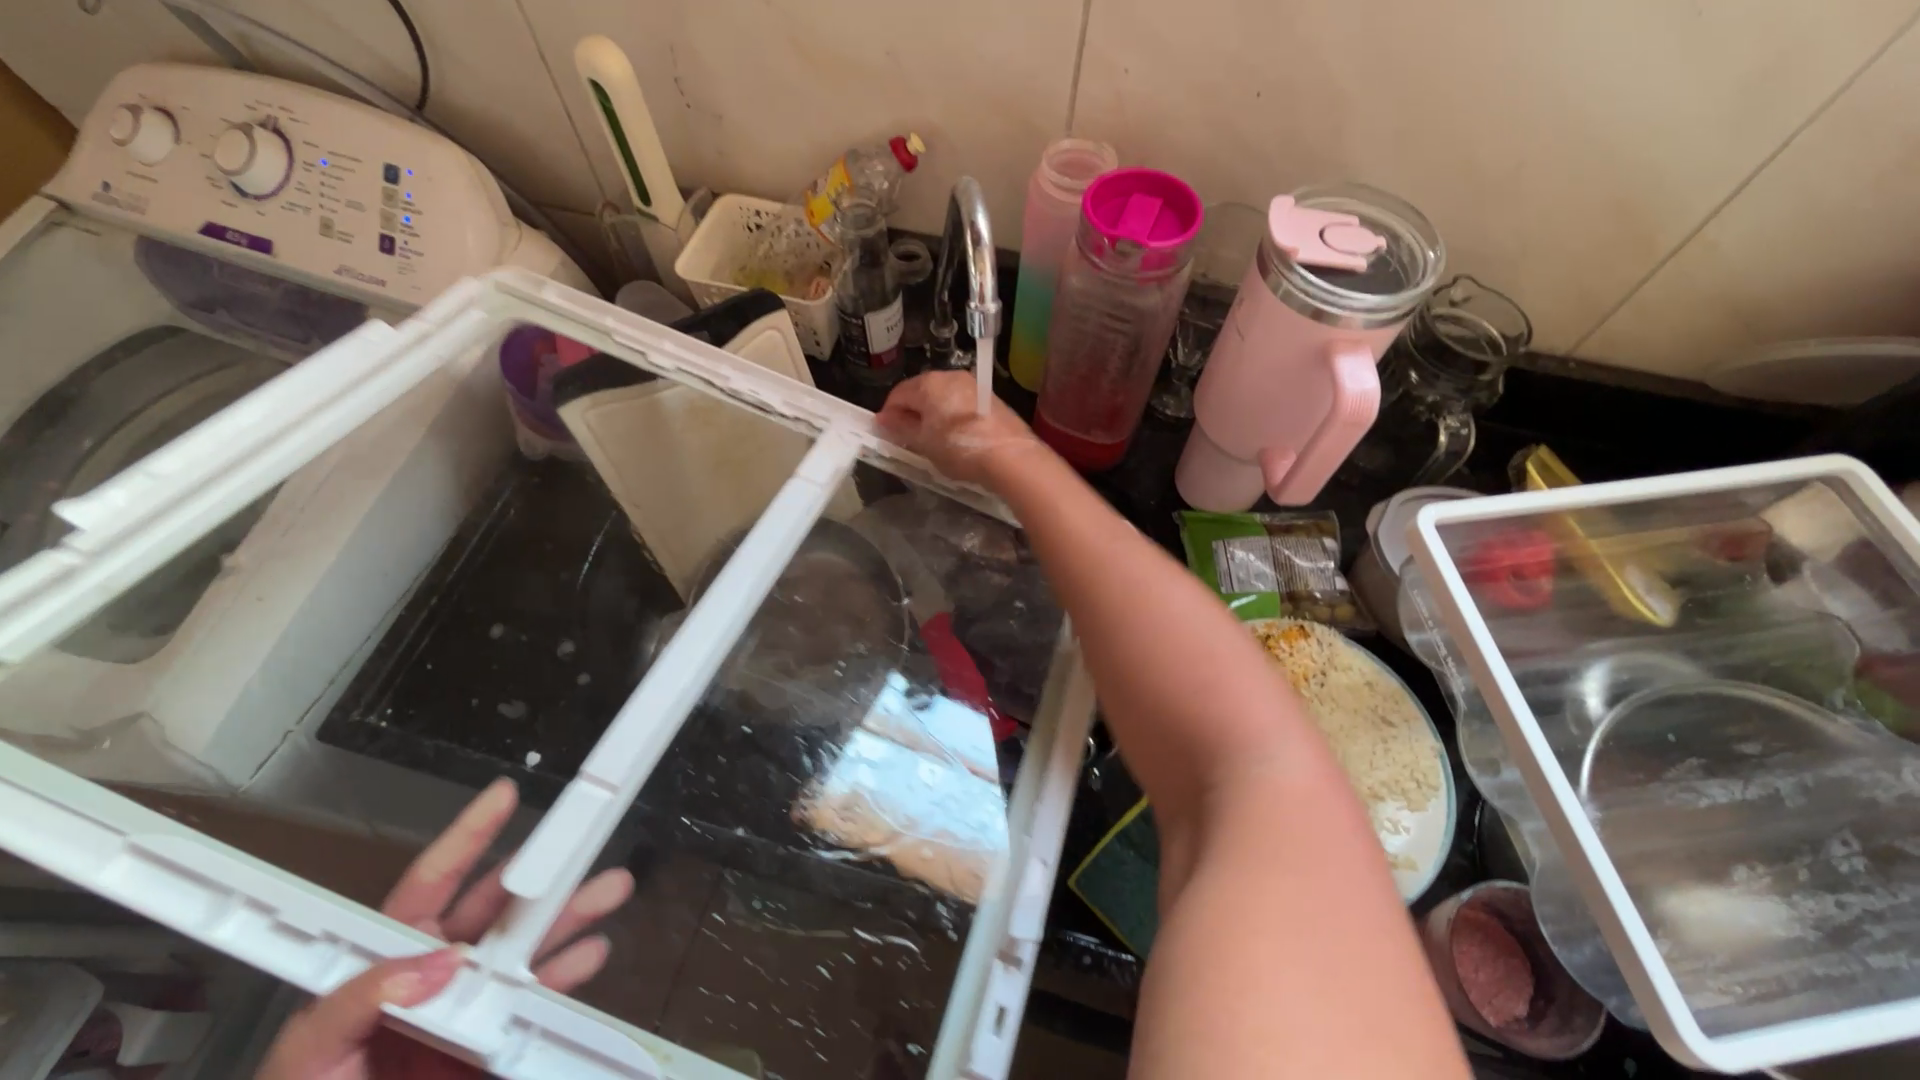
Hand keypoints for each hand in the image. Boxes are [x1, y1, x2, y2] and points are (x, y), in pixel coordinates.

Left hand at [257, 779, 634, 1078]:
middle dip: (544, 875)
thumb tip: (446, 961)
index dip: (468, 838)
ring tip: (611, 889)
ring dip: (571, 916)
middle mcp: (436, 974)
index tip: (505, 795)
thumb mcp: (303, 1054)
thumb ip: (358, 1002)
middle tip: (583, 846)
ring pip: (529, 949)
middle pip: (498, 909)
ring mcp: (469, 1012)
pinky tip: (592, 954)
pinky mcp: (494, 1050)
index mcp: (386, 959)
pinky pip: (541, 1005)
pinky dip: (570, 976)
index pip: (431, 885)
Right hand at [876, 371, 1045, 485]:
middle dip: (911, 412)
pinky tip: (955, 436)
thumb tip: (884, 419)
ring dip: (933, 414)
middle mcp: (950, 376)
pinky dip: (952, 415)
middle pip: (921, 391)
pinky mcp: (990, 397)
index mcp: (928, 383)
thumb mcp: (923, 442)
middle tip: (908, 437)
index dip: (889, 413)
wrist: (1009, 457)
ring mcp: (973, 385)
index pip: (898, 393)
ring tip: (932, 439)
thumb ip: (901, 427)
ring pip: (943, 396)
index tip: (885, 432)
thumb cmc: (958, 449)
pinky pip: (961, 402)